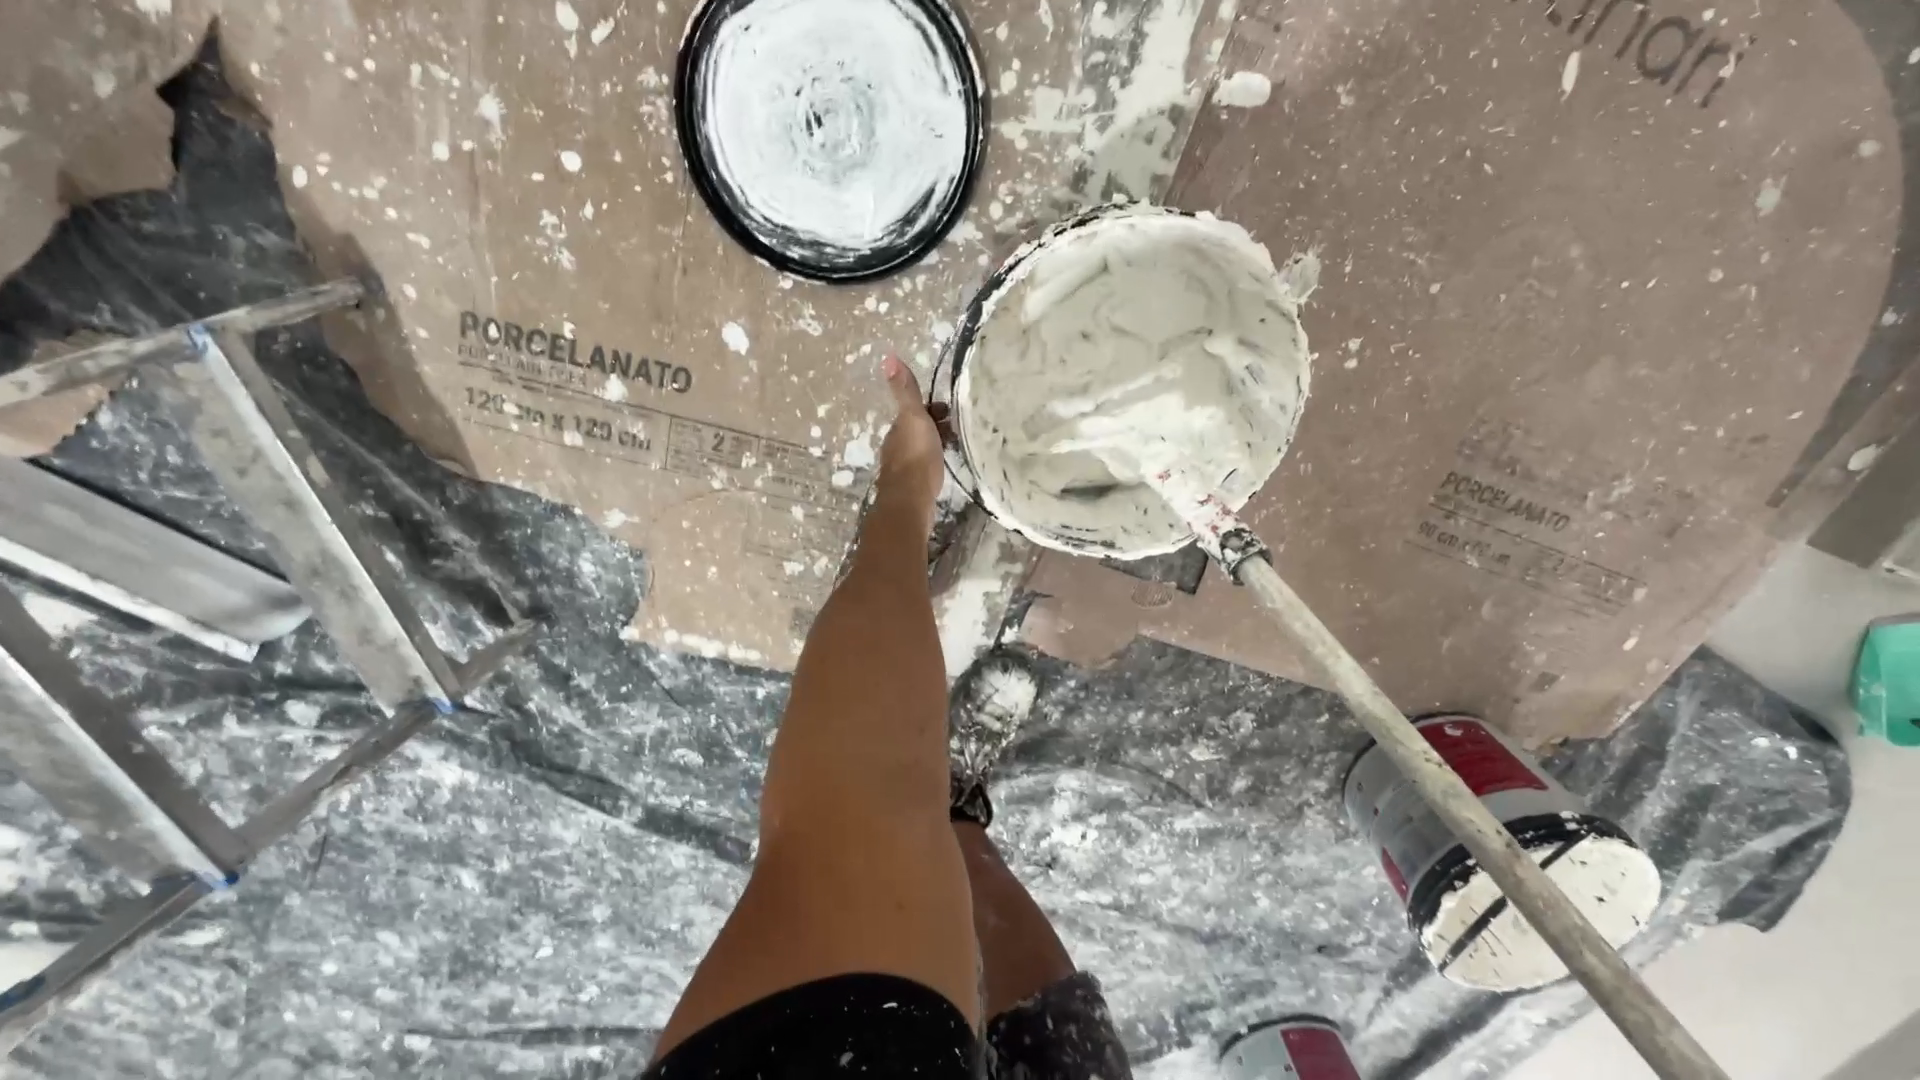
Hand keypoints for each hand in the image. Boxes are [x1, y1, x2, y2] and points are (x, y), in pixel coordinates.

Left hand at [877, 355, 944, 522]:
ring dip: (935, 444)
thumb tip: (887, 356)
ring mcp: (903, 468)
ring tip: (955, 445)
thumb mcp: (913, 417)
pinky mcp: (912, 487)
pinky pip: (924, 467)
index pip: (914, 412)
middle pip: (917, 430)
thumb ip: (905, 390)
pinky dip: (934, 462)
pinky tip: (944, 466)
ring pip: (920, 449)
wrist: (911, 499)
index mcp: (898, 429)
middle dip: (935, 426)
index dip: (931, 409)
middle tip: (957, 428)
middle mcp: (896, 446)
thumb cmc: (916, 456)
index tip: (949, 411)